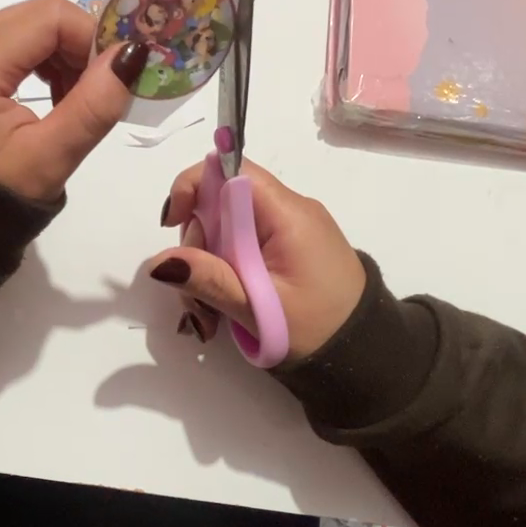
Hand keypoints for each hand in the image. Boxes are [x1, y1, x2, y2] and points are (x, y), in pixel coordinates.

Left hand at [0, 0, 148, 199]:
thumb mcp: (50, 157)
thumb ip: (93, 106)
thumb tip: (132, 54)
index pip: (49, 17)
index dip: (92, 36)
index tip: (117, 75)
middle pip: (38, 15)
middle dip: (80, 44)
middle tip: (102, 88)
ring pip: (28, 25)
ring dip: (64, 53)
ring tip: (79, 99)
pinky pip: (14, 42)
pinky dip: (44, 60)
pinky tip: (58, 96)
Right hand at [146, 160, 364, 357]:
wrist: (367, 356)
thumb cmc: (319, 329)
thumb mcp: (257, 308)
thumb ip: (208, 280)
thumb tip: (158, 263)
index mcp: (287, 215)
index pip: (232, 170)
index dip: (194, 186)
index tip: (173, 223)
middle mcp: (287, 212)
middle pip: (219, 207)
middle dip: (195, 248)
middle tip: (195, 299)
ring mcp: (287, 231)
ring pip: (224, 231)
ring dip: (205, 268)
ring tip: (208, 316)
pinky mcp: (286, 249)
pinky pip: (240, 247)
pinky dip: (223, 273)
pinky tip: (220, 308)